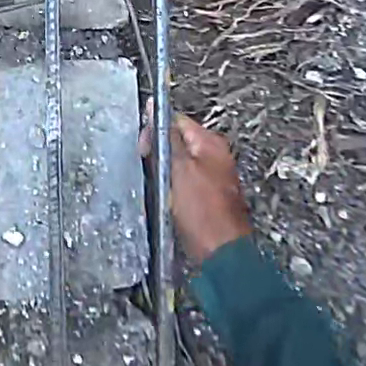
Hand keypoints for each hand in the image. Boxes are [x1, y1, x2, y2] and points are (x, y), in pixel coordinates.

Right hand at [140, 101, 252, 263]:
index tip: (144, 148)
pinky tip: (168, 198)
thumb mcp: (178, 168)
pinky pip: (183, 180)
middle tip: (150, 170)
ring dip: (164, 171)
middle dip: (159, 153)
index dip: (155, 130)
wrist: (222, 256)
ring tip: (158, 186)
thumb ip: (166, 138)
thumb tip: (154, 108)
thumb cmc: (202, 211)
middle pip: (177, 141)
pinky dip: (173, 186)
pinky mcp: (207, 195)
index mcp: (210, 143)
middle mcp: (214, 155)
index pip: (175, 121)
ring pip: (178, 162)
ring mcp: (212, 176)